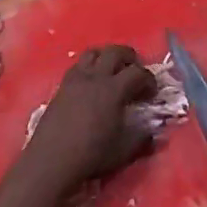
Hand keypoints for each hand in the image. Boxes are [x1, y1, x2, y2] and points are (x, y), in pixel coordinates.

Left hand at [21, 45, 156, 196]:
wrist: (53, 155)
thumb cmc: (92, 153)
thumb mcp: (124, 150)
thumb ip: (141, 137)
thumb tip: (153, 131)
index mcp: (113, 90)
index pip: (137, 73)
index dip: (149, 79)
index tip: (152, 93)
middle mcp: (94, 77)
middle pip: (114, 51)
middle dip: (129, 57)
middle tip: (135, 71)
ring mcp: (75, 78)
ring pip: (93, 52)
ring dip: (106, 56)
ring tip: (112, 71)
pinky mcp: (62, 84)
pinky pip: (78, 64)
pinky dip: (90, 66)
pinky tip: (92, 82)